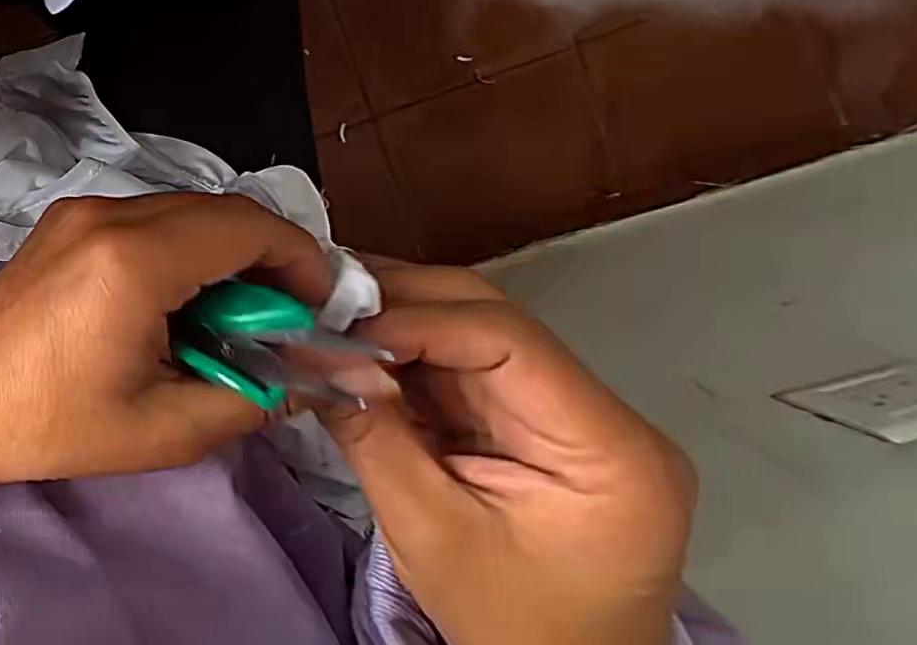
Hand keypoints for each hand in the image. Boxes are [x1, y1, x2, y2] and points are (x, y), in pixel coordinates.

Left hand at [0, 192, 329, 590]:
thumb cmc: (54, 423)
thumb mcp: (164, 429)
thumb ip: (252, 397)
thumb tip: (307, 371)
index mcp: (134, 259)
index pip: (245, 227)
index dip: (297, 256)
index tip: (316, 302)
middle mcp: (111, 213)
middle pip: (221, 209)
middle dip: (268, 252)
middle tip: (282, 311)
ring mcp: (86, 206)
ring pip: (189, 207)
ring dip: (227, 247)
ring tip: (233, 307)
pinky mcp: (71, 214)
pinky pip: (153, 214)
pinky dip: (187, 243)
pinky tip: (180, 292)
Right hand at [321, 258, 694, 644]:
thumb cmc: (509, 628)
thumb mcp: (429, 535)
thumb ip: (370, 432)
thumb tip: (311, 352)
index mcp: (605, 445)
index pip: (504, 337)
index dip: (414, 319)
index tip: (338, 329)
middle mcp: (590, 406)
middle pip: (483, 314)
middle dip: (394, 305)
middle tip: (319, 307)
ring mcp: (554, 403)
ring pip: (460, 322)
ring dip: (388, 320)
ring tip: (325, 322)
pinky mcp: (518, 410)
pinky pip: (449, 357)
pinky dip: (395, 350)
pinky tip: (352, 350)